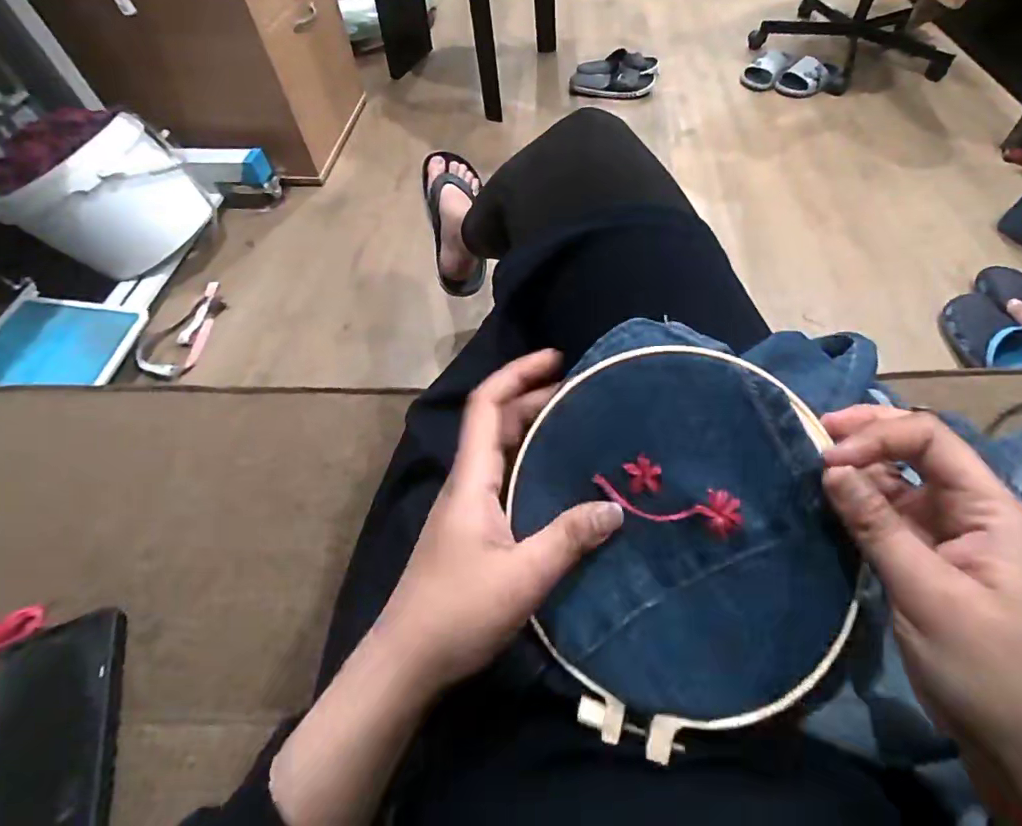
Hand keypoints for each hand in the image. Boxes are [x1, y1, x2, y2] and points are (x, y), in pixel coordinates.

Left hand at [370, 350, 622, 694]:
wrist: (404, 663)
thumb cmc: (457, 612)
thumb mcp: (523, 575)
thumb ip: (569, 538)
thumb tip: (616, 507)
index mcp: (472, 479)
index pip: (487, 405)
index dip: (517, 373)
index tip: (556, 358)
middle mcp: (468, 483)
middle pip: (497, 422)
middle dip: (535, 397)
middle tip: (583, 394)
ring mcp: (469, 508)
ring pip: (502, 452)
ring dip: (535, 431)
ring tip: (579, 427)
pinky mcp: (475, 532)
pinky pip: (507, 480)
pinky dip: (533, 465)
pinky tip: (562, 482)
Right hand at [819, 406, 1021, 825]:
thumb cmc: (988, 671)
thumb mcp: (928, 596)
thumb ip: (877, 526)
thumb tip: (830, 467)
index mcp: (988, 508)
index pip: (931, 439)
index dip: (877, 435)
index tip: (829, 457)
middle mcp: (968, 509)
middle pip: (915, 448)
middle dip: (867, 434)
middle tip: (815, 432)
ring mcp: (947, 535)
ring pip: (897, 481)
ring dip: (858, 468)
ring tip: (813, 465)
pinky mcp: (927, 560)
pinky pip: (889, 516)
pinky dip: (859, 503)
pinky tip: (830, 500)